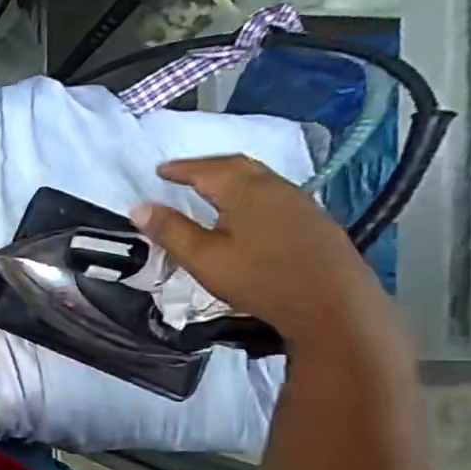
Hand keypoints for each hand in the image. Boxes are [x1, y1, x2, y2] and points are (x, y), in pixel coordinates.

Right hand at [131, 156, 394, 347]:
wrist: (332, 304)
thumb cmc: (260, 279)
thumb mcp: (204, 258)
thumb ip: (170, 231)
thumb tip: (139, 208)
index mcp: (245, 191)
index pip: (206, 170)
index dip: (180, 169)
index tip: (159, 171)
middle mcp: (274, 187)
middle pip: (237, 165)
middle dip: (206, 166)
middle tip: (183, 173)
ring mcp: (299, 202)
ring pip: (258, 178)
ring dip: (230, 177)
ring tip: (210, 188)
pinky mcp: (313, 220)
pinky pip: (273, 192)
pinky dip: (249, 191)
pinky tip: (245, 210)